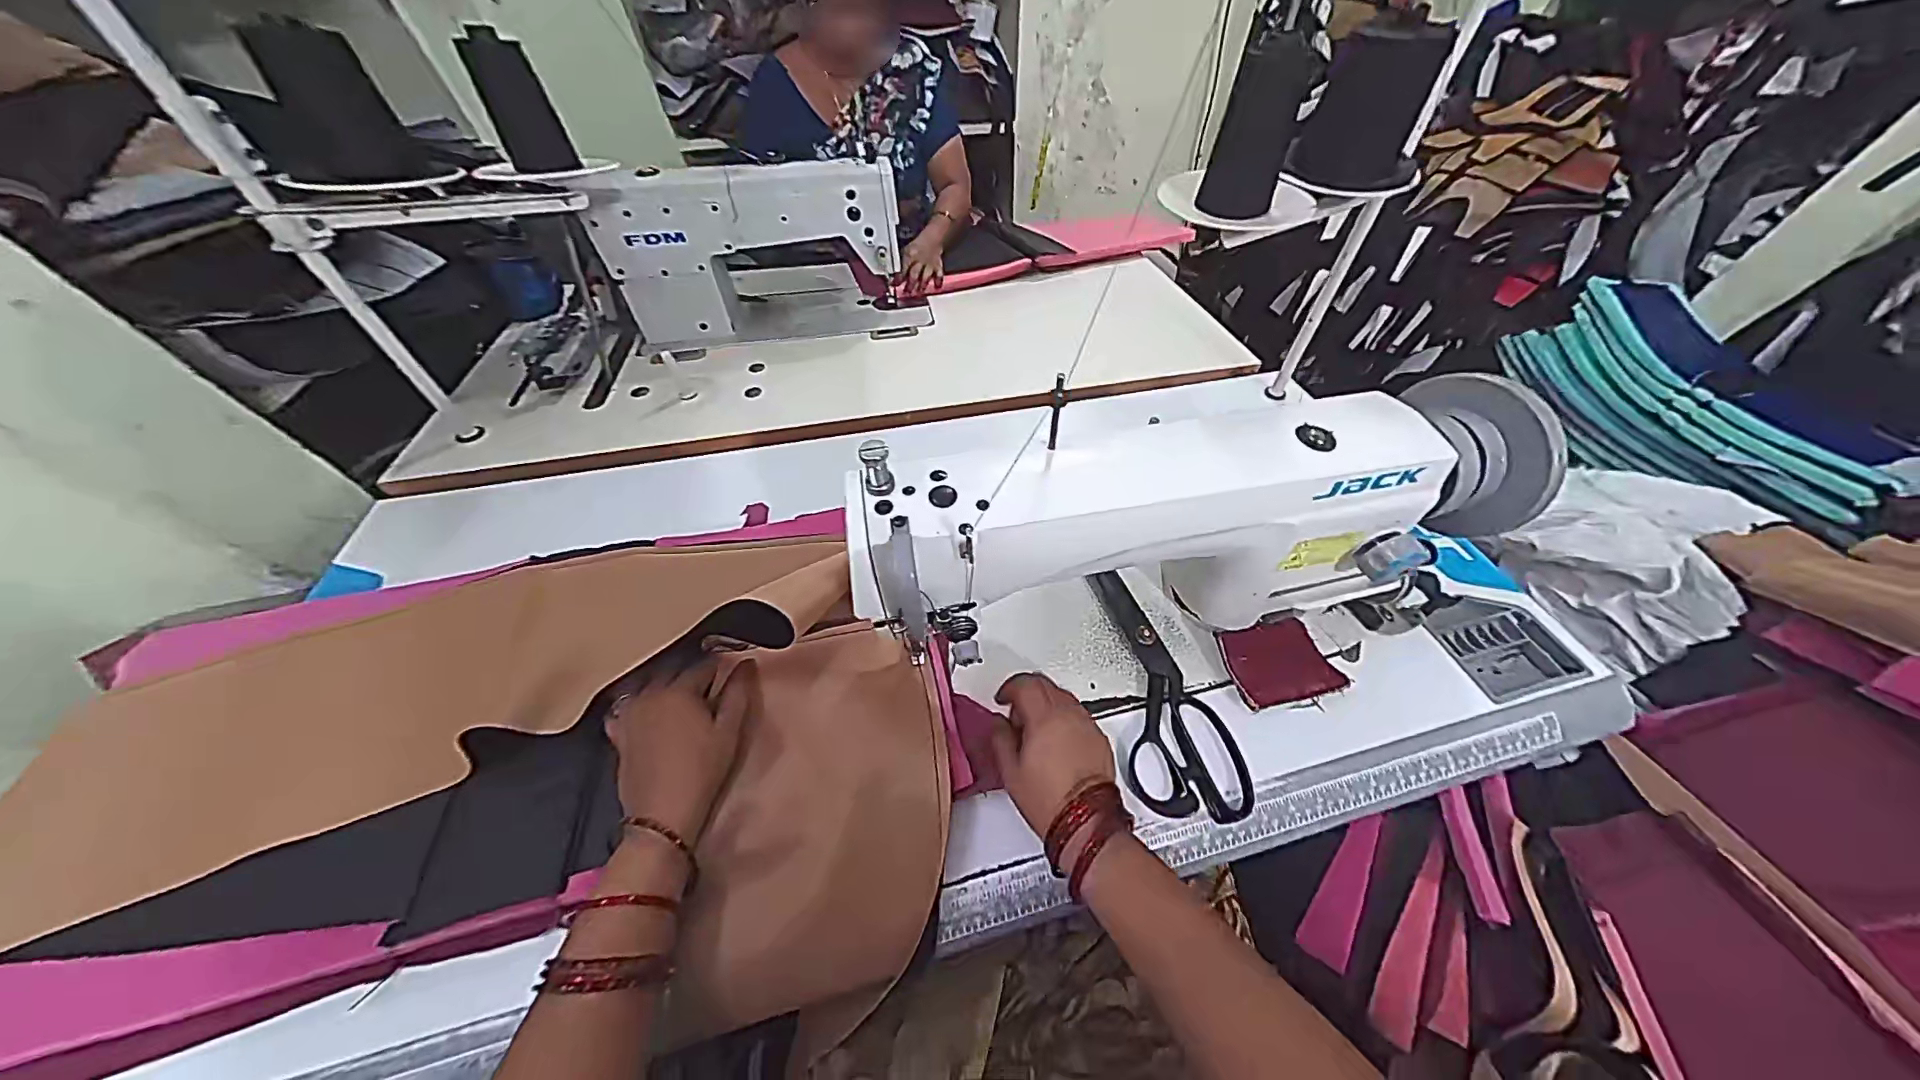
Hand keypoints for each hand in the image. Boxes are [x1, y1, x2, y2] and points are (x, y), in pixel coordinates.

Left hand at [605, 656, 753, 841]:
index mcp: (679, 690)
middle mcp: (650, 694)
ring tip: (684, 705)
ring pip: (651, 687)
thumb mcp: (728, 731)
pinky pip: (629, 708)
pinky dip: (641, 706)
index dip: (720, 669)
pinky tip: (651, 717)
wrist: (662, 815)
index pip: (704, 666)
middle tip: (711, 693)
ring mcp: (629, 713)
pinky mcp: (618, 733)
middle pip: (675, 672)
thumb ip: (738, 693)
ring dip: (668, 688)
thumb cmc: (703, 771)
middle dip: (693, 677)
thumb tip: (746, 662)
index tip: (730, 678)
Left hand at [900, 235, 943, 294]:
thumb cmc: (917, 246)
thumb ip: (902, 265)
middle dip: (911, 284)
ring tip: (919, 291)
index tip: (895, 285)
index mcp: (910, 255)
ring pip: (925, 276)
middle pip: (914, 274)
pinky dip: (938, 280)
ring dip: (922, 285)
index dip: (899, 278)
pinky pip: (939, 274)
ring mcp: (929, 263)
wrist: (932, 238)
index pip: (903, 269)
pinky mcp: (937, 265)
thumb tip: (897, 279)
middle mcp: (919, 260)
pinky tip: (936, 286)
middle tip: (908, 291)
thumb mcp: (906, 252)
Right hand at [988, 673, 1116, 835]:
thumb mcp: (1010, 771)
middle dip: (1027, 692)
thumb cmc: (1051, 801)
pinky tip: (1055, 742)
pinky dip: (1064, 720)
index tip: (1003, 698)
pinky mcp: (1099, 738)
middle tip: (1015, 712)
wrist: (1086, 822)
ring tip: (1035, 730)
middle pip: (1046, 686)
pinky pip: (1079, 716)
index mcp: (1045, 718)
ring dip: (1047, 705)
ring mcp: (1087, 725)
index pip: (1025, 684)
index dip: (1009, 687)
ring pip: (1064, 698)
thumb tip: (998, 725)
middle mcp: (1070, 715)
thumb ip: (999, 738)